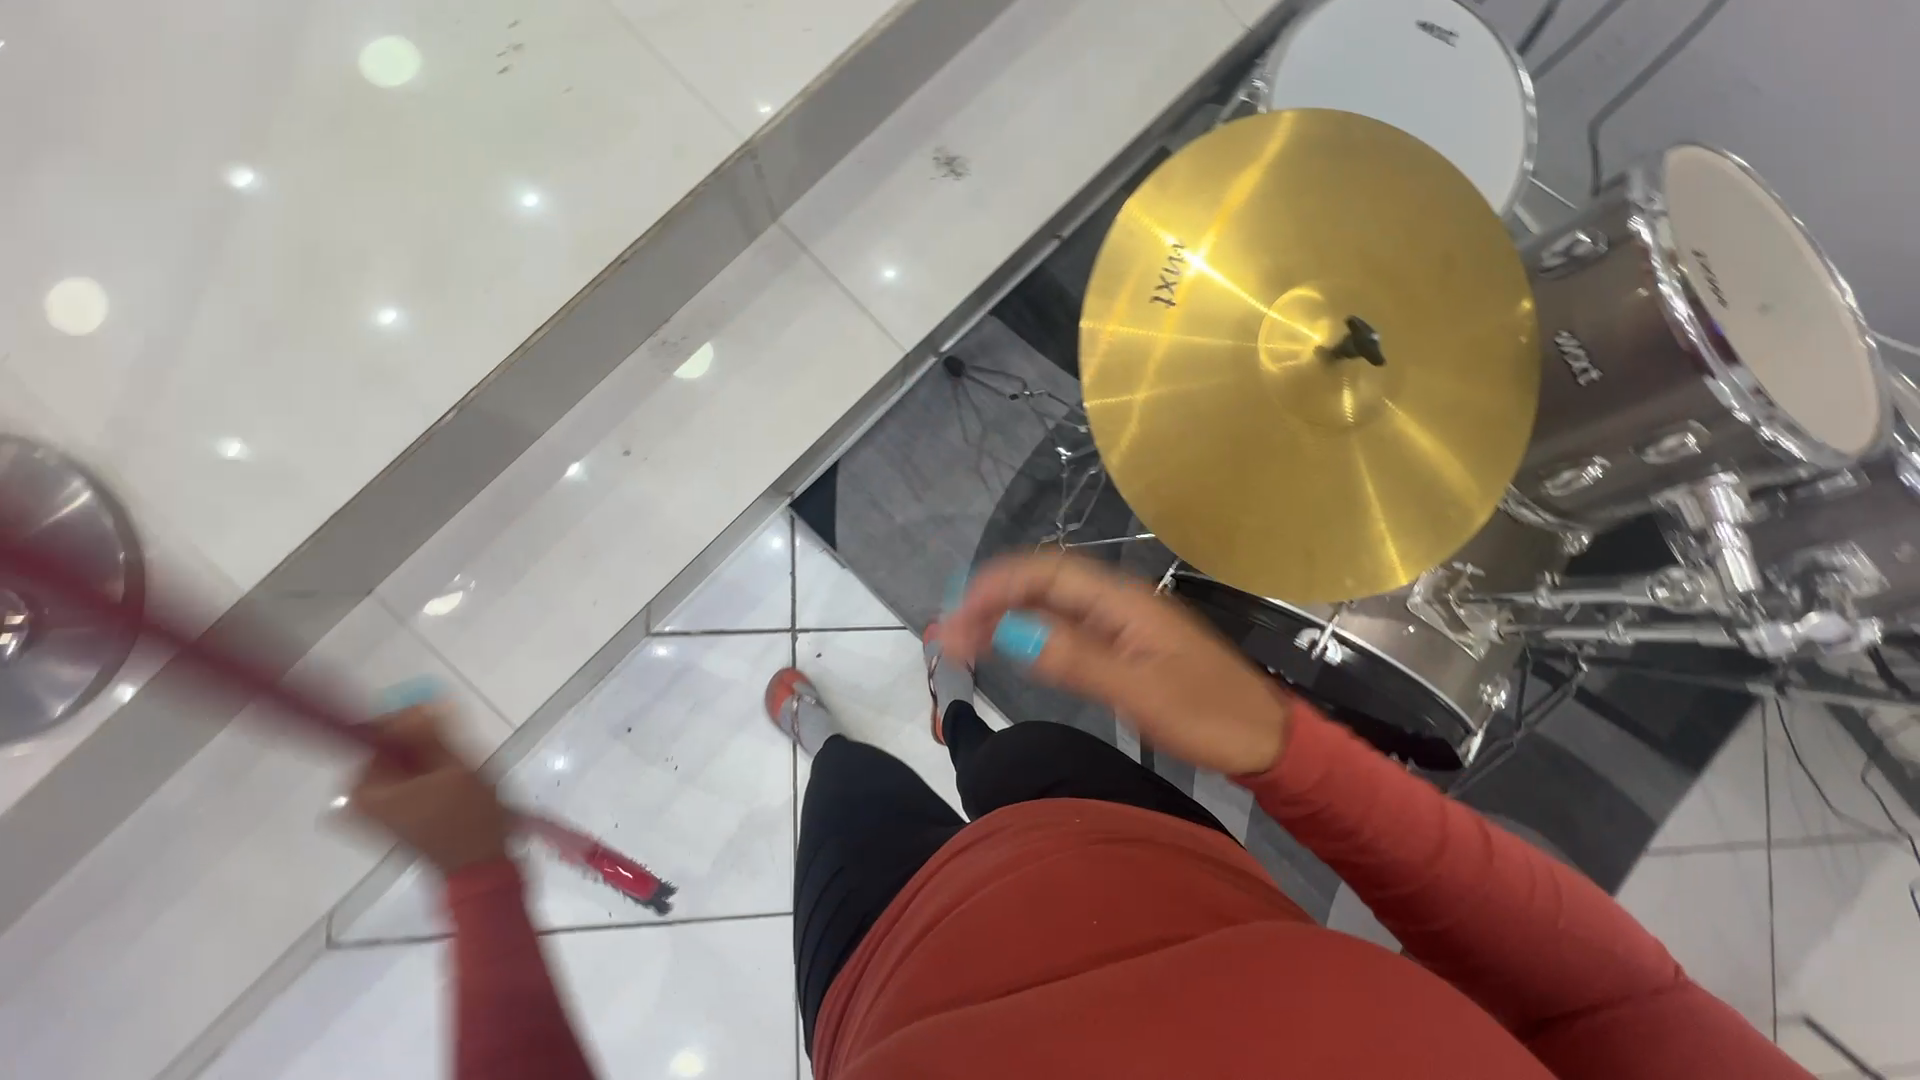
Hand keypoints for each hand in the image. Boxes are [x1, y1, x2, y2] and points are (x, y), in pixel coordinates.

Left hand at [346, 706, 509, 872]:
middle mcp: (357, 800)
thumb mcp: (455, 769)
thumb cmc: (467, 817)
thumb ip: (429, 735)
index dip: (410, 723)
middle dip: (425, 746)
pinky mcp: (388, 820)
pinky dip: (427, 777)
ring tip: (461, 773)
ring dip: (430, 761)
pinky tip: (454, 786)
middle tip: (458, 754)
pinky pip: (404, 782)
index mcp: (364, 788)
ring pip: (401, 766)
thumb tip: (411, 704)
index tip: (442, 724)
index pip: (375, 735)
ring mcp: (371, 813)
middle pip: (389, 751)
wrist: (478, 865)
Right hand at [941, 554, 1293, 775]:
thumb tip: (1009, 631)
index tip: (957, 617)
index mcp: (1123, 600)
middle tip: (946, 636)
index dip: (996, 586)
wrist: (1264, 740)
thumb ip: (1076, 658)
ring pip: (1049, 606)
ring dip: (1003, 617)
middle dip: (989, 601)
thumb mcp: (1141, 690)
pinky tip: (1007, 648)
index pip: (1046, 573)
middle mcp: (1116, 601)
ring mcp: (1119, 623)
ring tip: (961, 641)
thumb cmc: (1210, 715)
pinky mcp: (1121, 646)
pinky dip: (1029, 634)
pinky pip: (1064, 628)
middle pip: (1042, 584)